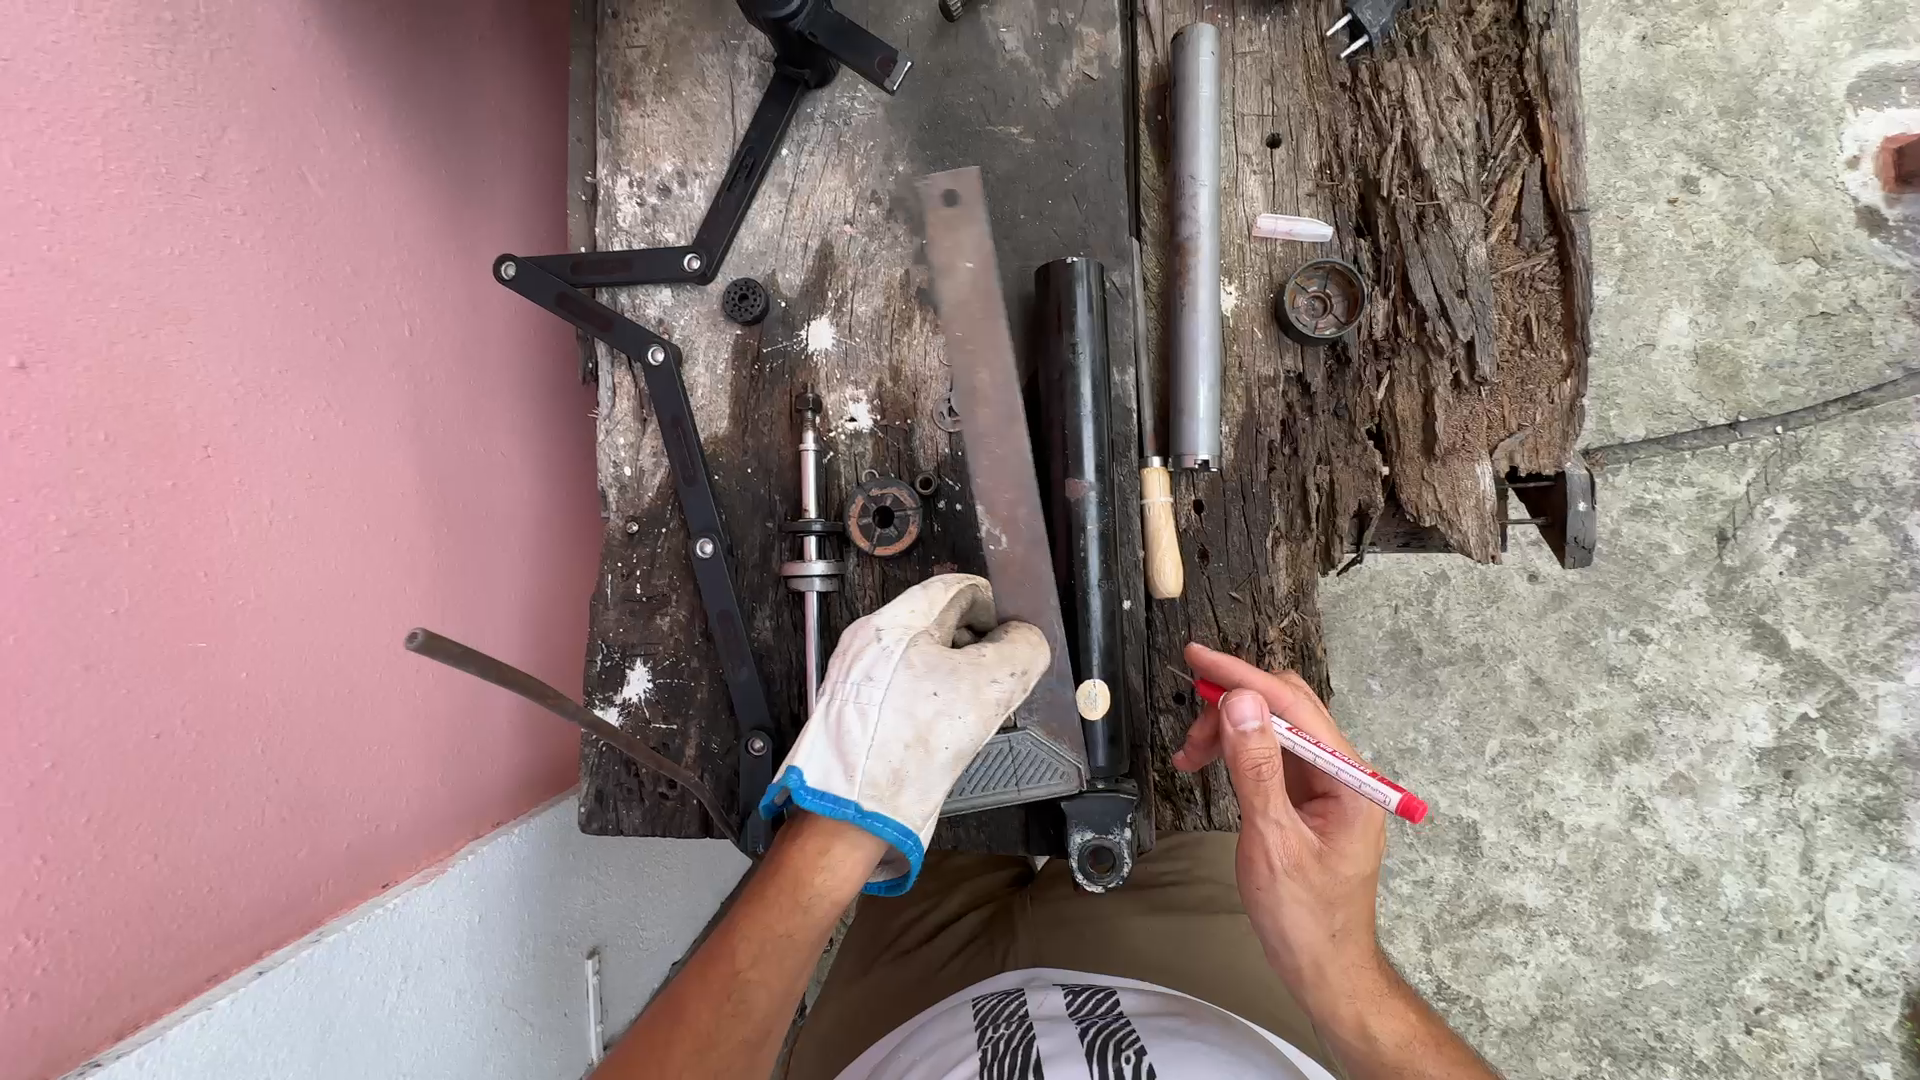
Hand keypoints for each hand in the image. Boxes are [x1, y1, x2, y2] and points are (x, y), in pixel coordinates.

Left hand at [760, 574, 1048, 893]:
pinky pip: (908, 686)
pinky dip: (935, 696)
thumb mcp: (987, 689)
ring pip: (926, 656)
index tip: (1012, 635)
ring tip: (978, 706)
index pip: (954, 588)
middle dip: (977, 645)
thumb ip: (1019, 650)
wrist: (854, 816)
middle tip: (1000, 674)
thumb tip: (1025, 639)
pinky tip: (951, 726)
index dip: (992, 606)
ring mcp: (861, 677)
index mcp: (892, 624)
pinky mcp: (860, 708)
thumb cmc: (911, 748)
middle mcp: (869, 642)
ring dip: (959, 672)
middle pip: (939, 623)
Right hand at [1174, 643, 1390, 1014]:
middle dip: (1232, 703)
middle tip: (1188, 723)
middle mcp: (1341, 772)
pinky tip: (1207, 763)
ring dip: (1227, 729)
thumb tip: (1240, 702)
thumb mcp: (1273, 841)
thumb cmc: (1303, 917)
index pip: (1294, 707)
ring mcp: (1324, 783)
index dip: (1243, 678)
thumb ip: (1257, 768)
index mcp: (1349, 781)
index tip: (1197, 658)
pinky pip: (1267, 752)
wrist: (1323, 970)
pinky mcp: (1305, 795)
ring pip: (1272, 726)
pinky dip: (1233, 749)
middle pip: (1286, 707)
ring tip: (1189, 755)